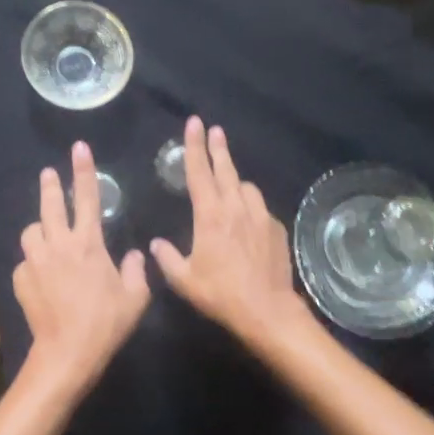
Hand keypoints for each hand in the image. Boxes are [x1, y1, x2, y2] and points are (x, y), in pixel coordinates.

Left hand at [12, 142, 150, 391]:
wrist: (67, 353)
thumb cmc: (106, 324)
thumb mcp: (135, 298)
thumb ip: (136, 271)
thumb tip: (134, 255)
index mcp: (88, 244)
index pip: (88, 198)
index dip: (85, 170)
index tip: (80, 148)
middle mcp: (58, 245)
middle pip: (50, 205)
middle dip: (51, 186)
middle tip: (48, 173)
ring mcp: (35, 262)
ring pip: (31, 232)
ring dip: (39, 229)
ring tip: (45, 235)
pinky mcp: (20, 279)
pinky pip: (25, 262)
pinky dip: (33, 263)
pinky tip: (42, 277)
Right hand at [150, 117, 311, 348]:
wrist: (266, 310)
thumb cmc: (220, 294)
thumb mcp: (184, 280)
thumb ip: (167, 258)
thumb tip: (156, 245)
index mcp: (210, 216)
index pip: (198, 172)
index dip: (193, 146)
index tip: (194, 124)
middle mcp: (236, 208)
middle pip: (225, 170)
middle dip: (217, 148)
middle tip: (214, 130)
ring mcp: (260, 217)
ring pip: (246, 187)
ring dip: (235, 180)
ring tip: (229, 182)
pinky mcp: (276, 230)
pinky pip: (260, 209)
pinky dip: (251, 206)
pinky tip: (247, 219)